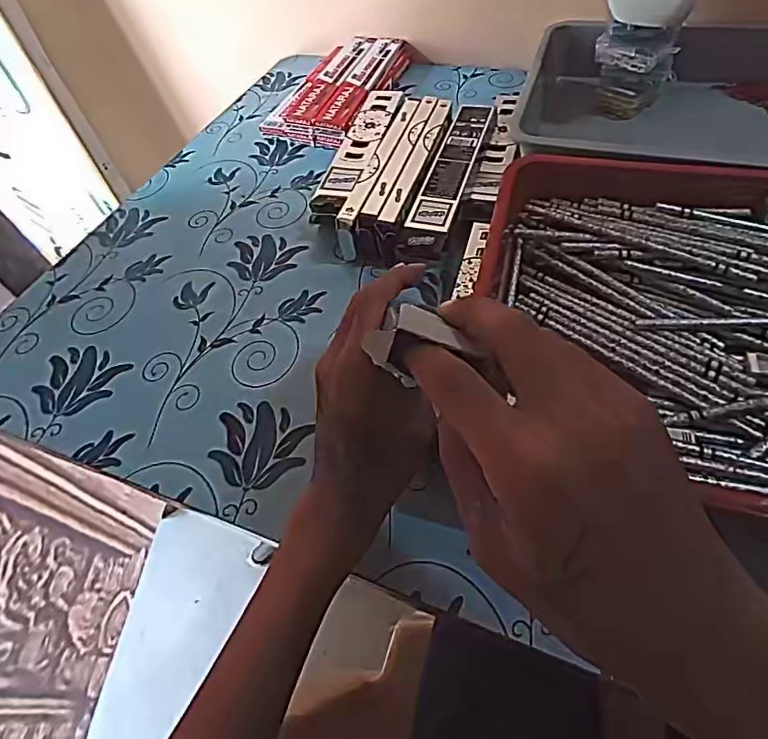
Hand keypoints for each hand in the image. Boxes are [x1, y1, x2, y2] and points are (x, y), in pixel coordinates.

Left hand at [305, 264, 437, 552]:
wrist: (344, 494)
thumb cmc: (386, 461)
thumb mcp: (421, 415)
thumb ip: (427, 372)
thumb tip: (440, 345)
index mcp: (358, 363)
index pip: (373, 303)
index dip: (396, 280)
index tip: (419, 273)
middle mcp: (336, 358)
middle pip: (359, 304)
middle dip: (388, 287)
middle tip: (418, 284)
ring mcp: (328, 367)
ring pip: (353, 319)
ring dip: (380, 306)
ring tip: (413, 310)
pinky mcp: (328, 377)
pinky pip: (350, 337)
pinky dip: (372, 326)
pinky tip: (397, 338)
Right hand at [406, 298, 767, 738]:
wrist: (688, 613)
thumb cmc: (581, 601)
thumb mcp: (495, 547)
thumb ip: (462, 464)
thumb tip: (444, 404)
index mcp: (525, 464)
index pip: (457, 379)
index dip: (426, 354)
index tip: (411, 346)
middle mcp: (570, 416)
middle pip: (510, 328)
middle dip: (469, 313)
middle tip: (446, 320)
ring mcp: (611, 401)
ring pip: (544, 335)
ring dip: (507, 333)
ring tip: (485, 353)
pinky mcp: (636, 400)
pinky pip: (575, 358)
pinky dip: (543, 357)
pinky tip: (533, 382)